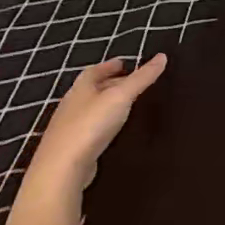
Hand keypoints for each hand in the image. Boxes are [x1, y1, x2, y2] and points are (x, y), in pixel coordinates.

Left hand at [24, 55, 167, 193]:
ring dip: (105, 102)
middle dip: (109, 82)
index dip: (109, 65)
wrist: (62, 168)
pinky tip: (111, 128)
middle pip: (91, 88)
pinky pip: (89, 126)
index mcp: (80, 89)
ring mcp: (69, 127)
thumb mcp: (121, 97)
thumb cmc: (91, 125)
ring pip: (90, 107)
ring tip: (125, 103)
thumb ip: (142, 78)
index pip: (94, 71)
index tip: (124, 62)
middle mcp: (72, 104)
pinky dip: (102, 121)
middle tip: (130, 81)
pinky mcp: (71, 146)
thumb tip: (162, 56)